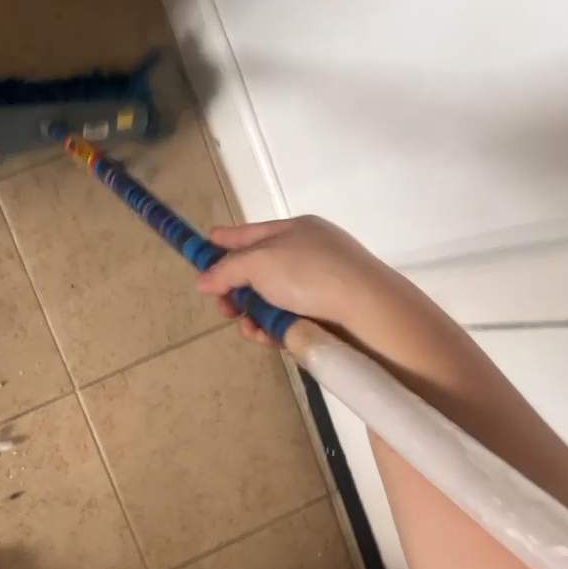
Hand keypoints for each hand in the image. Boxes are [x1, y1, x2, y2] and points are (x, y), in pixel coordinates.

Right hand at [195, 216, 465, 359]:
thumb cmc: (309, 275)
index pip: (249, 233)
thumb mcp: (259, 262)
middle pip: (254, 272)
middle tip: (223, 307)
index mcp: (294, 230)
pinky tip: (263, 337)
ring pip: (266, 301)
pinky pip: (282, 320)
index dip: (223, 241)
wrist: (365, 311)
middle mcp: (304, 255)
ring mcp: (314, 287)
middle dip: (233, 290)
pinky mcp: (320, 316)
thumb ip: (226, 270)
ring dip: (250, 315)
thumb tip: (204, 281)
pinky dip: (269, 328)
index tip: (202, 247)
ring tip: (247, 328)